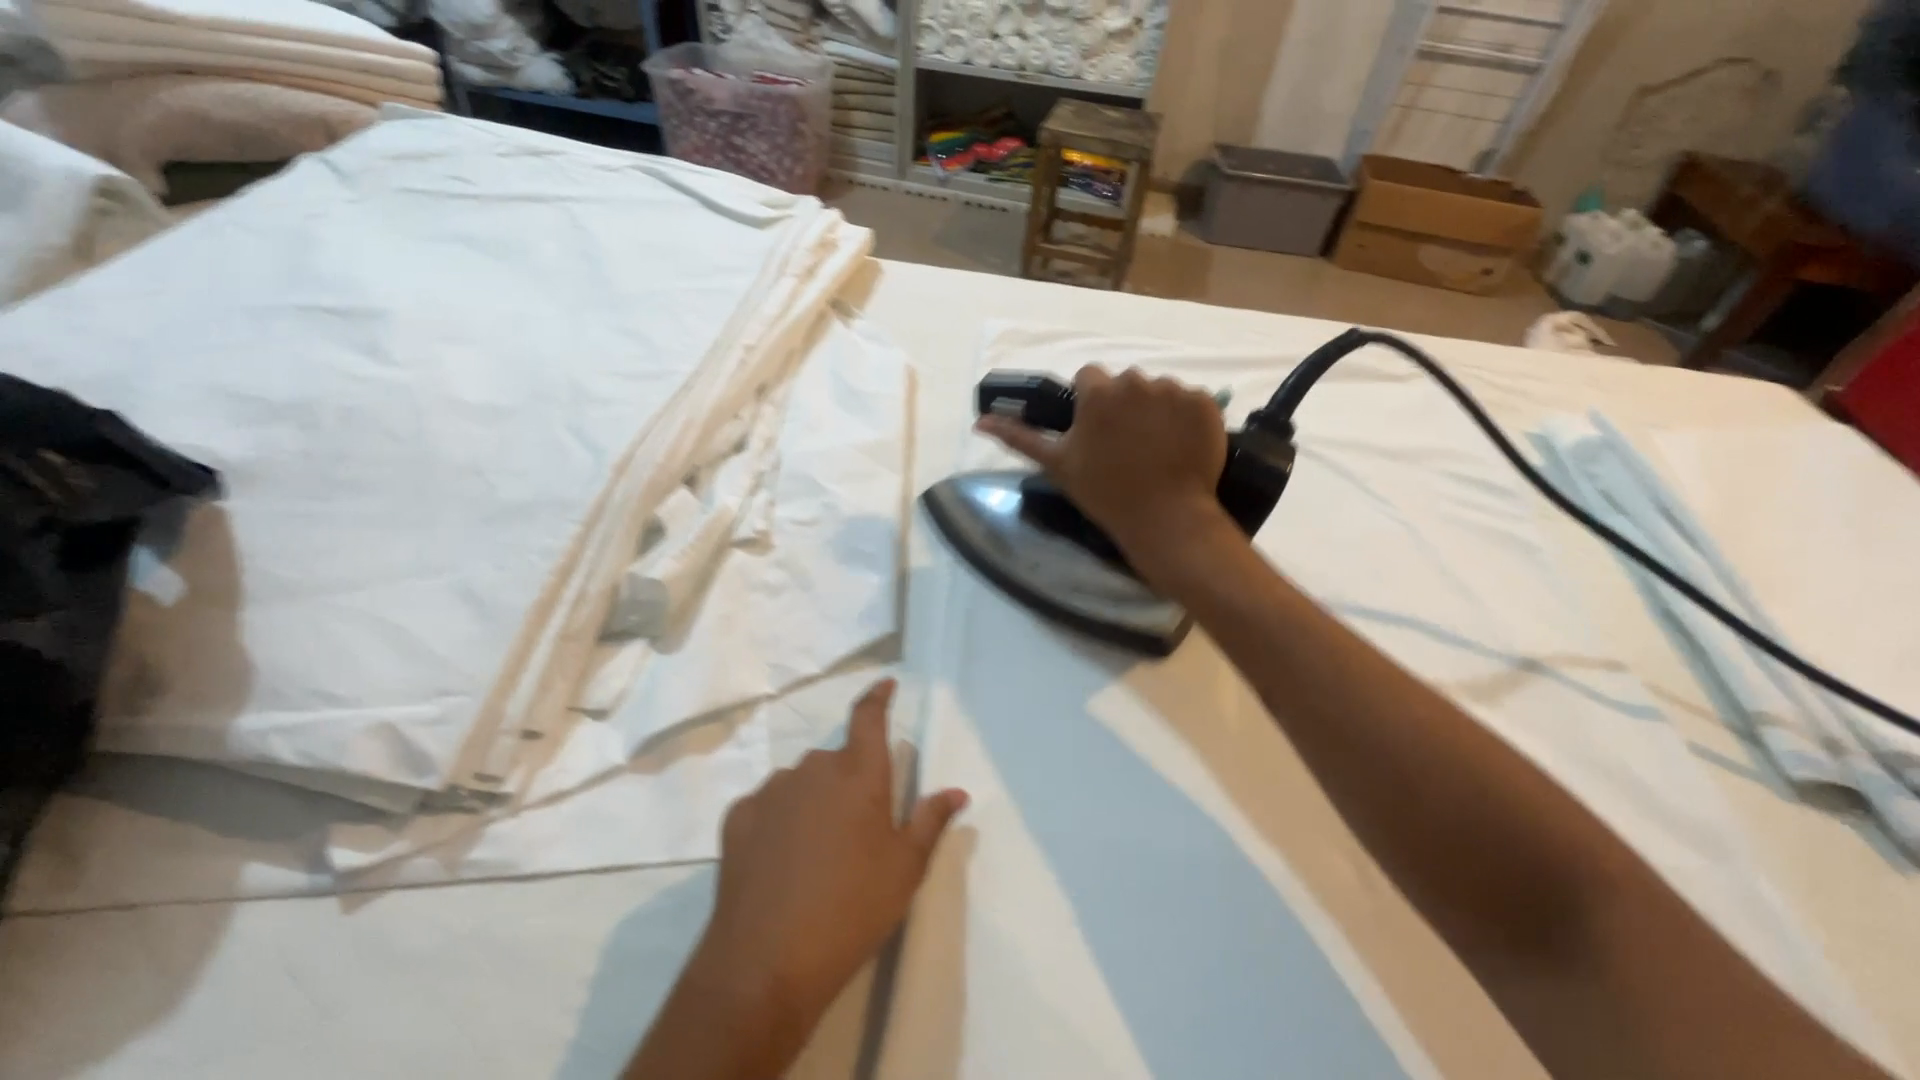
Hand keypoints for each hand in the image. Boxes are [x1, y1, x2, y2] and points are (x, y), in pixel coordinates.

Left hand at [692, 680, 967, 1032]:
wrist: (766, 959)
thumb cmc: (853, 909)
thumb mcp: (905, 869)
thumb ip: (930, 821)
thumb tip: (955, 791)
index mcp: (859, 775)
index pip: (868, 718)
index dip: (878, 697)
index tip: (885, 683)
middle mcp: (813, 770)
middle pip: (836, 759)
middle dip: (850, 779)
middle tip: (860, 828)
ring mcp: (770, 792)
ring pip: (801, 781)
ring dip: (814, 800)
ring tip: (820, 852)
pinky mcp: (737, 818)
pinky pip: (769, 805)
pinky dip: (781, 820)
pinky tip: (783, 861)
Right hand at [975, 365, 1230, 567]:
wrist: (1167, 519)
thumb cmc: (1105, 493)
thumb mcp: (1058, 465)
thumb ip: (1020, 437)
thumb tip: (979, 421)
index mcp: (1099, 392)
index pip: (1090, 378)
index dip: (1090, 403)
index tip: (1096, 432)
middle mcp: (1137, 381)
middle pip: (1126, 383)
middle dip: (1124, 405)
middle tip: (1126, 445)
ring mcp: (1175, 390)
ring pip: (1159, 391)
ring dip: (1155, 411)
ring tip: (1155, 448)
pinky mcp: (1206, 404)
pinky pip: (1190, 401)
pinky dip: (1185, 419)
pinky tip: (1179, 447)